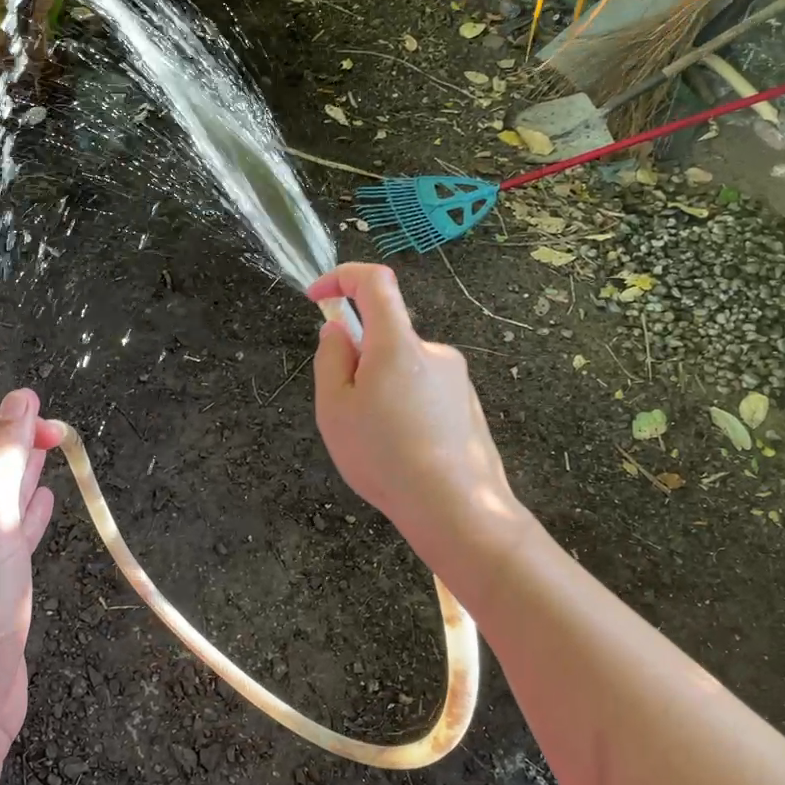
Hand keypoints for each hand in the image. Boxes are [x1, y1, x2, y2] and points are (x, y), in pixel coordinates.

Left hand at [0, 388, 62, 766]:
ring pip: (2, 495)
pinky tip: (50, 503)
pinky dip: (32, 511)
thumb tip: (22, 396)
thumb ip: (3, 455)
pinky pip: (15, 532)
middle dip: (20, 439)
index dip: (8, 420)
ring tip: (58, 456)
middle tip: (61, 435)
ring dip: (27, 471)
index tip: (53, 431)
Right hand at [306, 263, 518, 543]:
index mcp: (397, 344)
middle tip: (345, 409)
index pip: (375, 282)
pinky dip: (404, 405)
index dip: (341, 277)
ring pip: (403, 366)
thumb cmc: (384, 456)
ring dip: (381, 387)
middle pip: (386, 333)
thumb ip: (331, 359)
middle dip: (358, 359)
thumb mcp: (335, 408)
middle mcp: (433, 351)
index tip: (318, 297)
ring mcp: (455, 377)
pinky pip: (424, 389)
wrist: (454, 506)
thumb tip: (339, 330)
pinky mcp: (466, 402)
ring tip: (375, 439)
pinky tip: (402, 449)